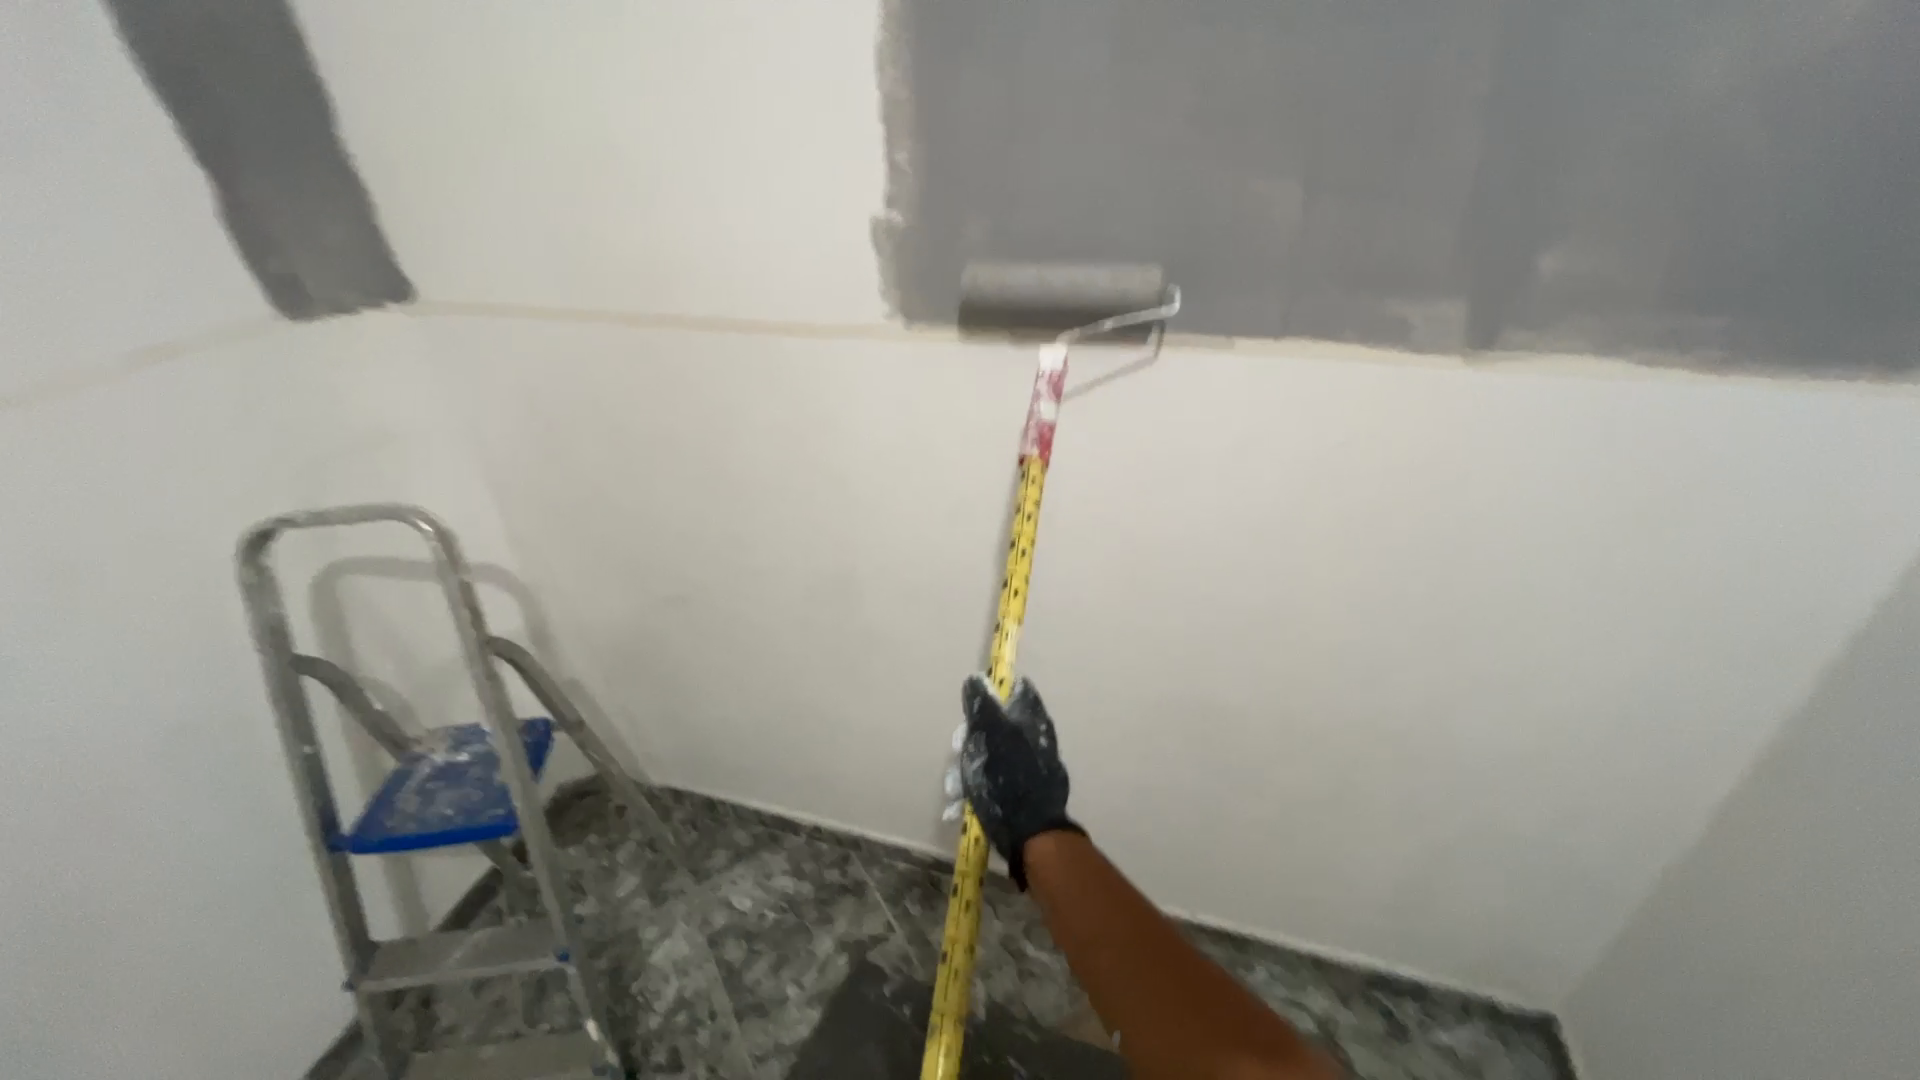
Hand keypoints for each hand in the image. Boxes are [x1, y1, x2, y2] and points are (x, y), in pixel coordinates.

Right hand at [958, 675, 1081, 888]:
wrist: (1032, 833)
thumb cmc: (1010, 781)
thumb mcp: (992, 738)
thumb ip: (984, 708)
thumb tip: (976, 679)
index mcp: (1031, 721)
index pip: (1013, 694)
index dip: (988, 699)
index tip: (971, 715)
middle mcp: (1032, 739)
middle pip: (992, 727)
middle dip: (969, 744)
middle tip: (959, 756)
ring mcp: (1027, 766)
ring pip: (987, 756)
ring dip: (966, 772)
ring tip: (955, 792)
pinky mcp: (1019, 791)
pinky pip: (991, 781)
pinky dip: (974, 790)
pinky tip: (959, 805)